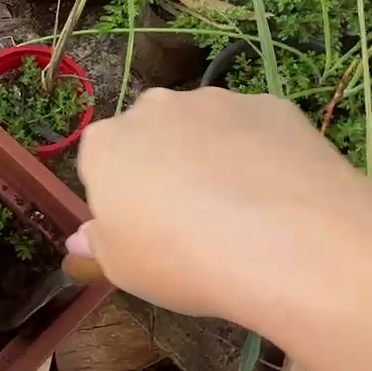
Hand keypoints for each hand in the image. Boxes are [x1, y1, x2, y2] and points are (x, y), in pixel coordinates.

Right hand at [69, 87, 371, 326]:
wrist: (290, 246)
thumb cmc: (181, 259)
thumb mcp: (122, 268)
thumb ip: (97, 245)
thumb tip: (81, 240)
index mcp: (105, 144)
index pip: (101, 164)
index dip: (122, 199)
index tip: (144, 230)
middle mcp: (153, 108)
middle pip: (150, 137)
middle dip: (162, 168)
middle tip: (188, 221)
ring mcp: (215, 101)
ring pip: (203, 129)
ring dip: (210, 156)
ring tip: (242, 213)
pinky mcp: (271, 105)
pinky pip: (254, 130)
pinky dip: (259, 154)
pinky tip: (278, 196)